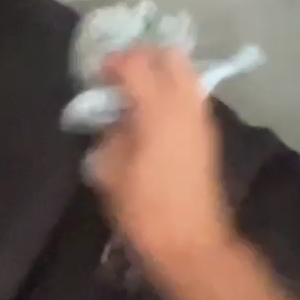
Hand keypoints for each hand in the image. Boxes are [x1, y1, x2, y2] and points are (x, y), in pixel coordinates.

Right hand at [88, 45, 234, 272]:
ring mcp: (200, 119)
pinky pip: (188, 95)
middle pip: (169, 56)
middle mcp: (184, 106)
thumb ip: (109, 133)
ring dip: (158, 72)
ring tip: (131, 91)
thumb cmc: (142, 209)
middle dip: (142, 56)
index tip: (93, 74)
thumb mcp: (109, 170)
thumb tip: (111, 117)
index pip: (135, 63)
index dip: (111, 62)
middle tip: (116, 73)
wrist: (190, 243)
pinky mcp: (206, 134)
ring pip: (184, 73)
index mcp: (157, 110)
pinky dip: (169, 91)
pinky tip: (148, 112)